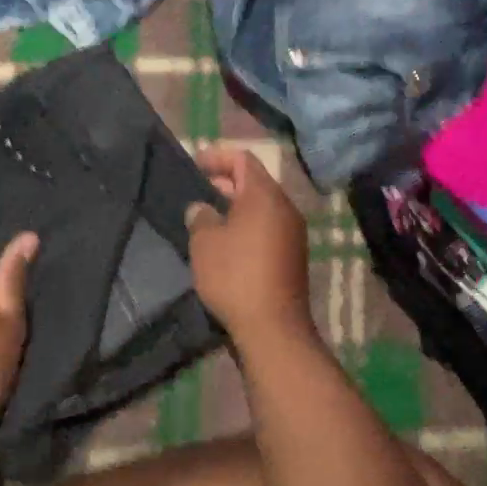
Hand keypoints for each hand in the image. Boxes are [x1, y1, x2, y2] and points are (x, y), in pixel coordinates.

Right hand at [185, 147, 314, 350]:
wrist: (273, 328)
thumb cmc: (235, 275)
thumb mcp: (205, 242)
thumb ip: (200, 216)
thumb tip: (201, 208)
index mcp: (265, 195)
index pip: (242, 158)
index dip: (216, 157)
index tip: (193, 167)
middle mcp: (285, 207)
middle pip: (253, 182)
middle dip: (223, 184)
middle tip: (195, 196)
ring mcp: (293, 233)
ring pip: (260, 208)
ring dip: (234, 209)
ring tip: (206, 222)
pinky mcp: (293, 257)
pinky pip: (267, 229)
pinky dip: (246, 228)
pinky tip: (225, 246)